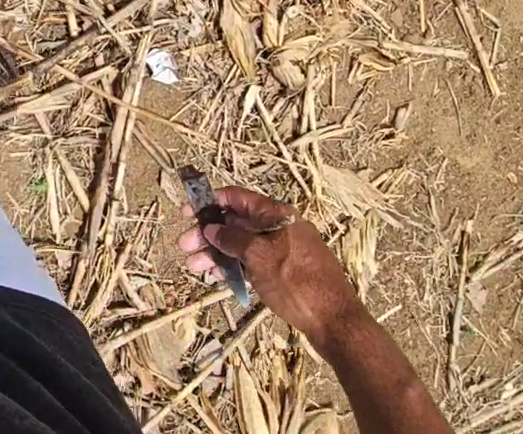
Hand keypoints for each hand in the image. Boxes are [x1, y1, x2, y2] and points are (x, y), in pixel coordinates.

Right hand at [177, 187, 365, 352]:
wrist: (337, 324)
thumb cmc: (297, 282)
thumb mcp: (259, 256)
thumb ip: (232, 238)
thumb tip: (211, 229)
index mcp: (276, 214)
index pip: (236, 197)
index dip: (209, 202)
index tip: (188, 213)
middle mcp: (278, 227)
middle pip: (235, 222)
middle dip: (208, 233)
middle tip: (185, 245)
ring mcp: (281, 250)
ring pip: (241, 245)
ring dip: (216, 253)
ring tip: (194, 267)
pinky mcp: (284, 272)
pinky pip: (252, 262)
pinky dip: (233, 266)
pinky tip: (216, 277)